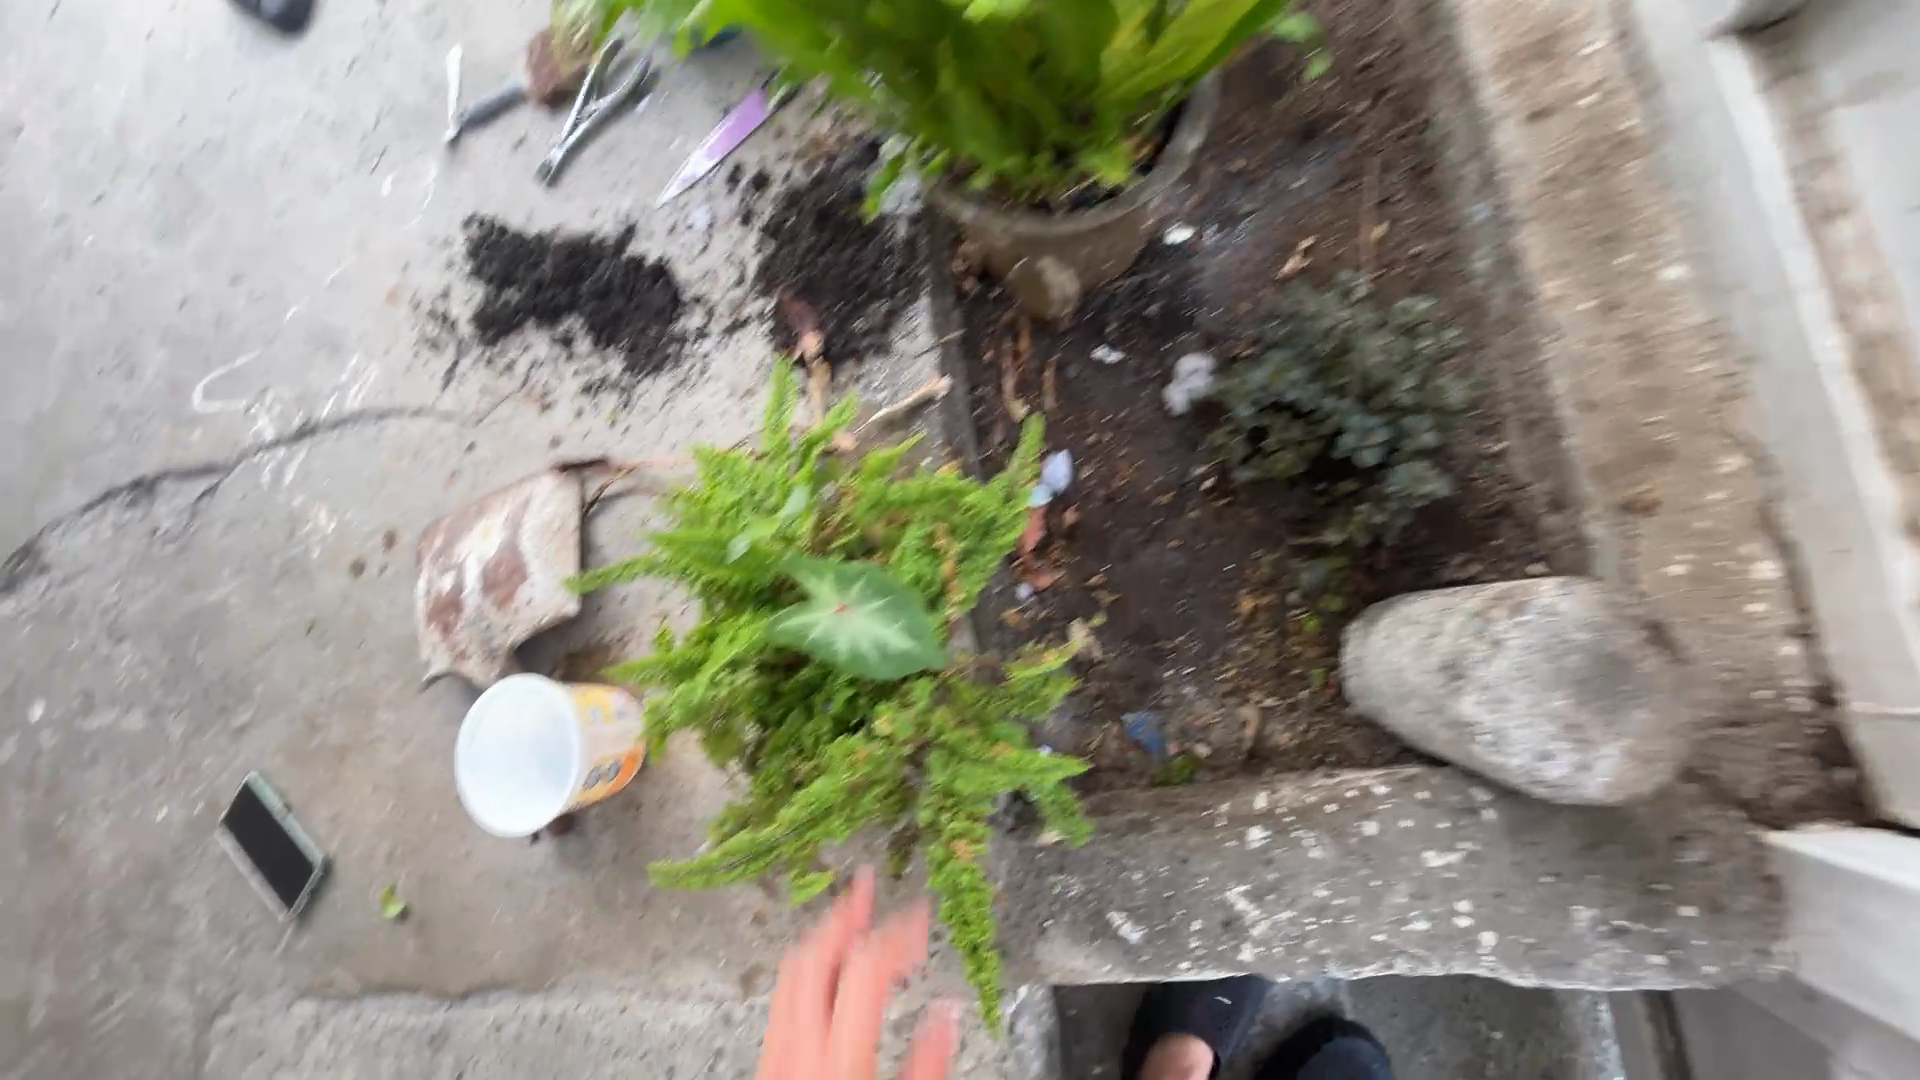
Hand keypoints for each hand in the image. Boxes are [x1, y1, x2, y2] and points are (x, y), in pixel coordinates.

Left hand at [756, 866, 960, 1079]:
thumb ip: (926, 1066)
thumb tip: (948, 1012)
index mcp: (839, 1060)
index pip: (867, 969)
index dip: (897, 930)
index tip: (922, 911)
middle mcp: (799, 1048)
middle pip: (815, 956)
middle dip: (845, 913)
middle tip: (870, 883)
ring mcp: (775, 1054)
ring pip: (790, 969)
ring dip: (823, 933)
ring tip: (850, 911)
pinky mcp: (766, 1062)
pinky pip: (781, 993)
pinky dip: (806, 961)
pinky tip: (826, 963)